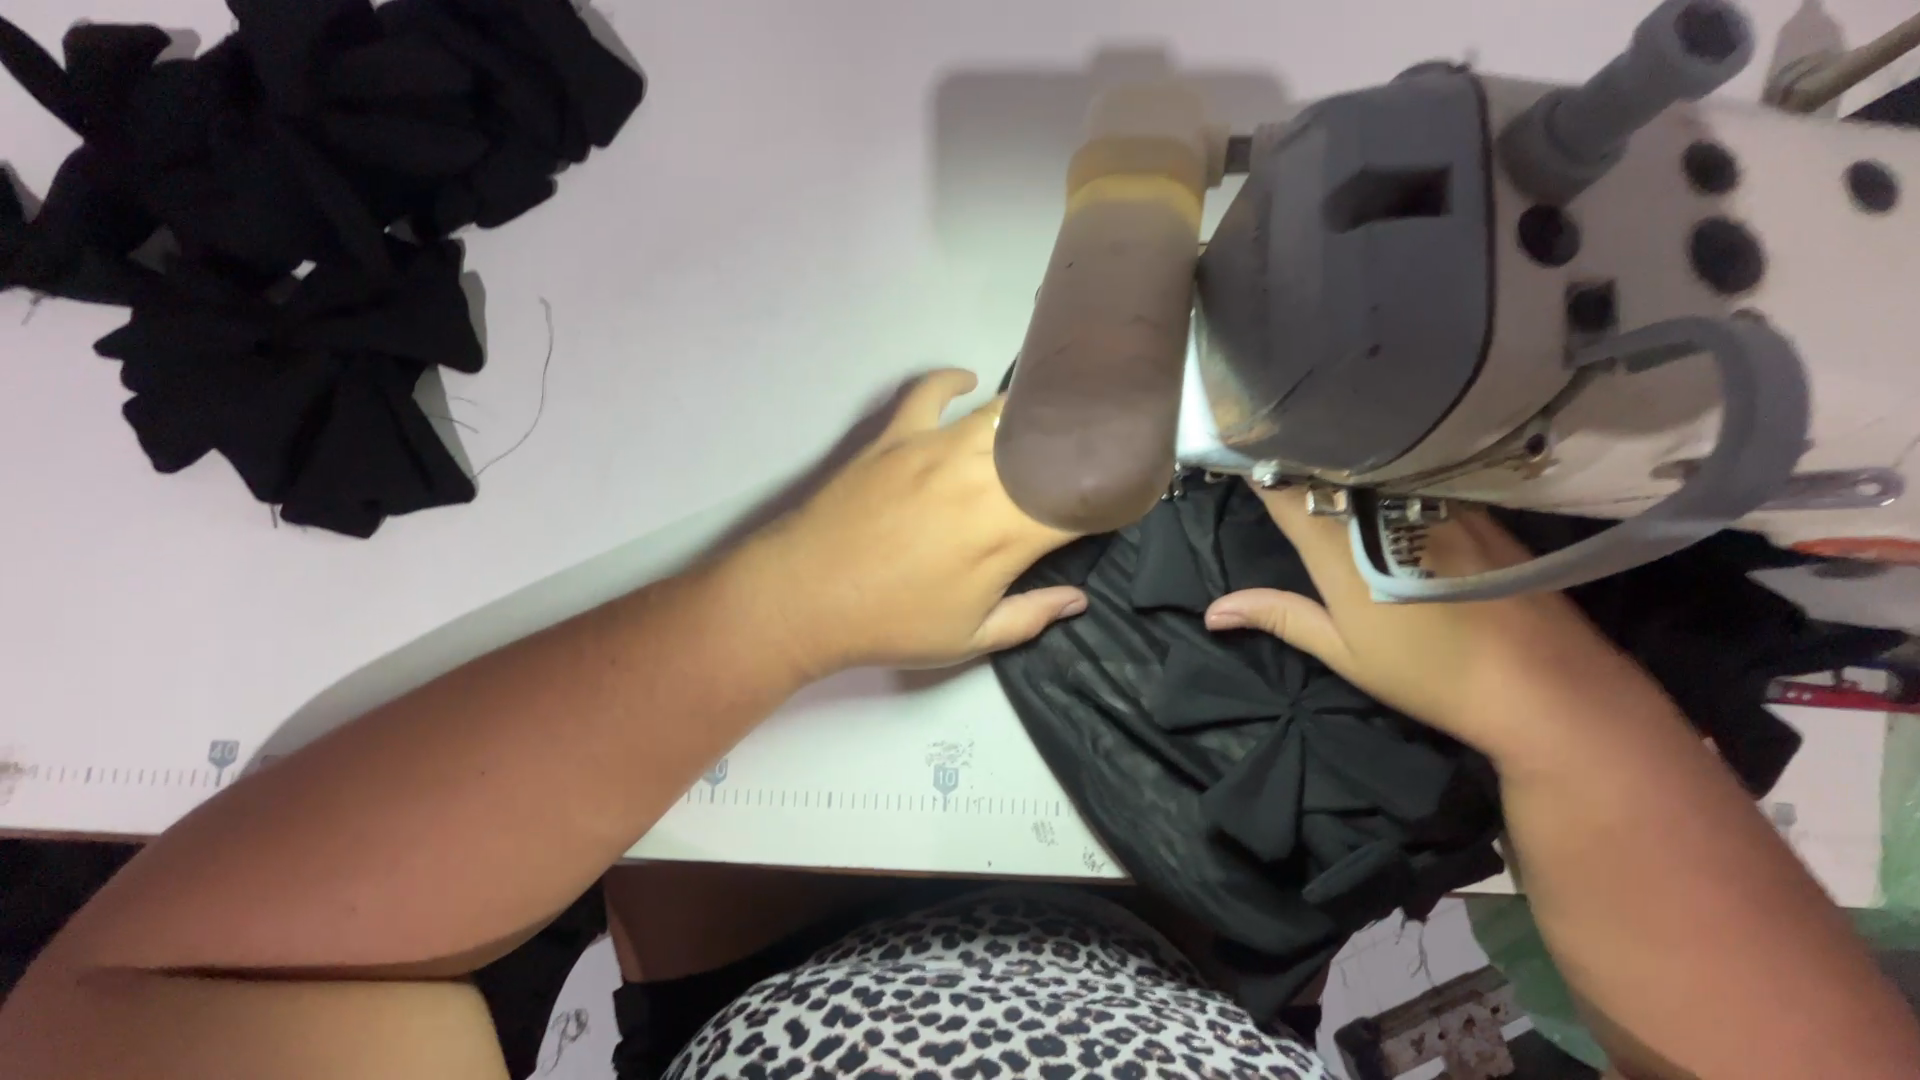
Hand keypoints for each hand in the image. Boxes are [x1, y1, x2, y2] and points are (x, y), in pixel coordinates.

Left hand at [733, 369, 1087, 675]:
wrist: (805, 597)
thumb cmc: (892, 624)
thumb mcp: (970, 638)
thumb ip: (1032, 616)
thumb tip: (1079, 599)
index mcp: (1010, 532)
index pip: (1083, 500)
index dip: (1114, 496)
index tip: (1124, 496)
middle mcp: (984, 477)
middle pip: (1052, 441)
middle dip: (1084, 442)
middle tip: (1092, 448)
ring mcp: (937, 447)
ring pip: (1001, 411)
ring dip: (1029, 413)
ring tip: (1043, 417)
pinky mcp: (896, 434)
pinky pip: (930, 391)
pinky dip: (952, 380)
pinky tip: (967, 382)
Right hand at [1203, 484, 1673, 762]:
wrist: (1543, 684)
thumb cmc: (1429, 675)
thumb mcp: (1344, 652)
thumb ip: (1279, 616)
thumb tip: (1213, 611)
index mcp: (1341, 551)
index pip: (1287, 492)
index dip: (1259, 470)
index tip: (1236, 452)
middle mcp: (1383, 514)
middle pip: (1328, 469)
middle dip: (1295, 454)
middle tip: (1268, 444)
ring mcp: (1431, 505)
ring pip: (1373, 464)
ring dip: (1340, 457)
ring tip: (1317, 447)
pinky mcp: (1471, 506)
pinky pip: (1414, 474)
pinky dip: (1386, 469)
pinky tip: (1381, 471)